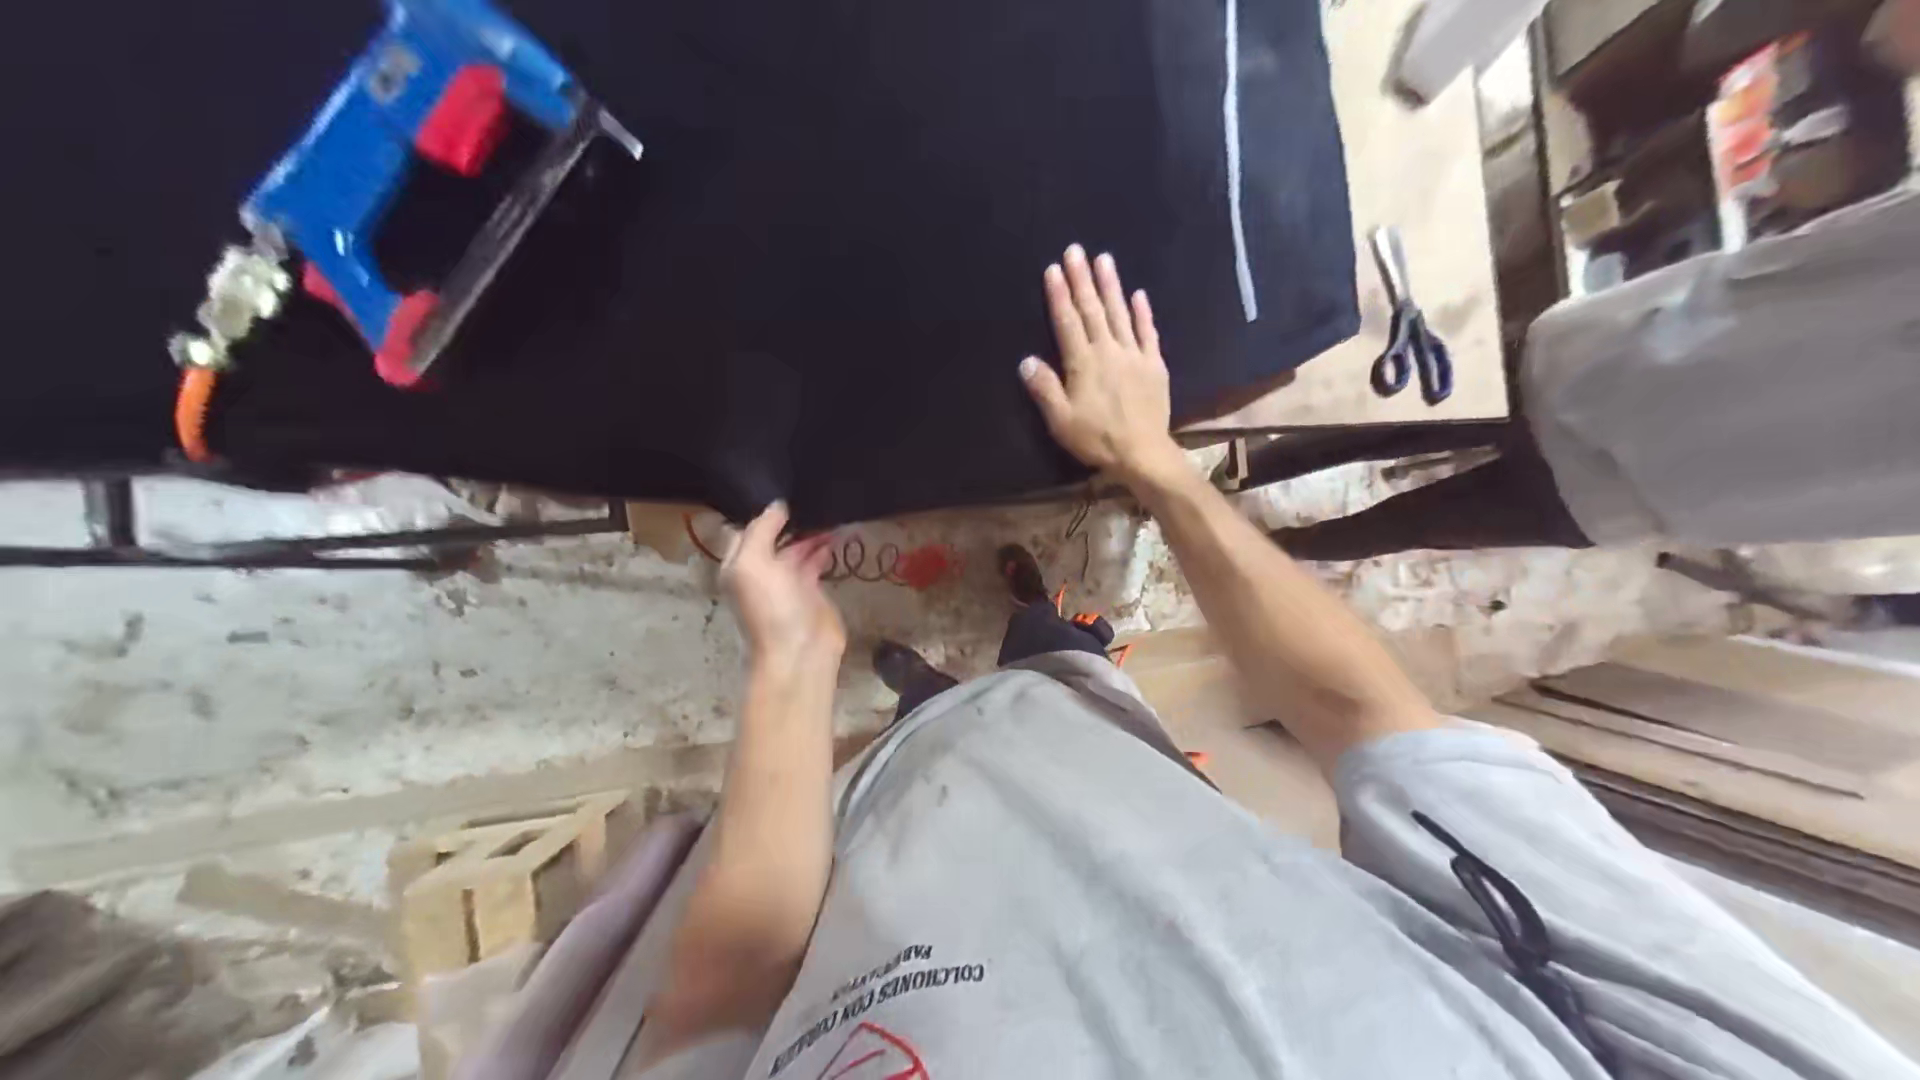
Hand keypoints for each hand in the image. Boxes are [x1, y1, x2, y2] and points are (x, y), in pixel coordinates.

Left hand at [721, 502, 845, 671]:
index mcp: (739, 563)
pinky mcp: (811, 589)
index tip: (781, 486)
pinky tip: (837, 531)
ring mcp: (787, 580)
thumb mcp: (753, 562)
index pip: (745, 528)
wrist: (799, 652)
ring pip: (797, 545)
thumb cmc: (771, 606)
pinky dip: (825, 545)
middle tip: (810, 492)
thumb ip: (761, 529)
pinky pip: (816, 559)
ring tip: (827, 506)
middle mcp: (760, 570)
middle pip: (773, 535)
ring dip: (810, 528)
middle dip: (789, 516)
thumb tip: (778, 504)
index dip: (760, 510)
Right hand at [1019, 245, 1186, 486]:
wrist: (1142, 452)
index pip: (1068, 322)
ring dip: (1111, 286)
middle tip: (1076, 250)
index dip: (1059, 295)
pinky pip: (1148, 333)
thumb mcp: (1060, 420)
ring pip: (1120, 314)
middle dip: (1083, 279)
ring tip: (1104, 259)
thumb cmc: (1097, 438)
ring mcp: (1135, 355)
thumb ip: (1044, 388)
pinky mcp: (1155, 365)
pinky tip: (1138, 294)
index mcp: (1083, 363)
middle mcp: (1109, 351)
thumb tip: (1026, 360)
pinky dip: (1142, 313)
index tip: (1053, 269)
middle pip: (1093, 310)